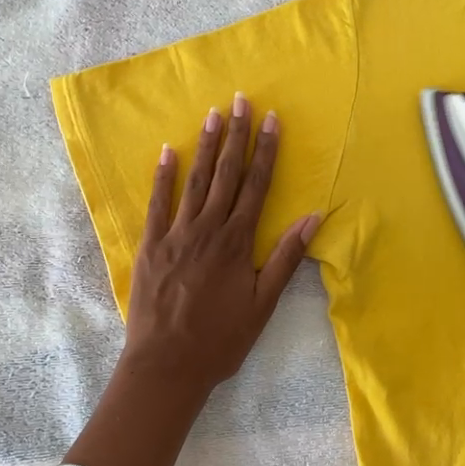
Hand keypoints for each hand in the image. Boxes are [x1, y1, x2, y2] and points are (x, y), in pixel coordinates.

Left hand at [120, 94, 319, 392]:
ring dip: (206, 145)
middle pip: (226, 173)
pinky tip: (168, 151)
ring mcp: (176, 234)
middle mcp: (208, 228)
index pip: (257, 185)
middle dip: (236, 135)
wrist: (166, 366)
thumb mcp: (263, 304)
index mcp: (238, 241)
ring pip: (195, 180)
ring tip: (213, 114)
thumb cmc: (220, 340)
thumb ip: (286, 258)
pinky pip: (157, 203)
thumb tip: (313, 217)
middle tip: (241, 100)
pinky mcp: (150, 245)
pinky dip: (163, 176)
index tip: (271, 119)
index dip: (266, 150)